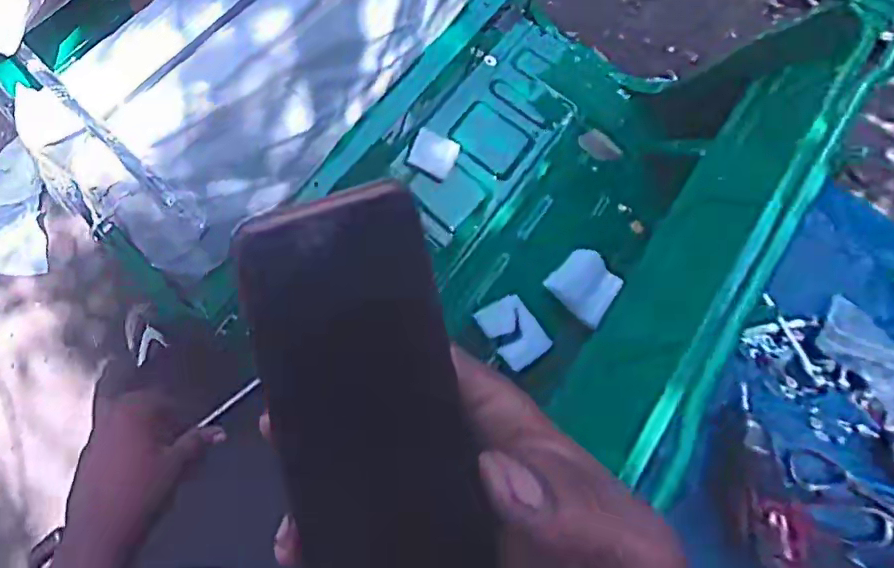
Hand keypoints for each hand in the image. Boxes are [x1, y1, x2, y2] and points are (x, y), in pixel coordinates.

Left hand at [54, 367, 225, 567]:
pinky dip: (125, 451)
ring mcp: (97, 432)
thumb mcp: (176, 467)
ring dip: (143, 437)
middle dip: (162, 425)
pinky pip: (112, 442)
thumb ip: (196, 444)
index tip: (192, 434)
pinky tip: (134, 474)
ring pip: (127, 425)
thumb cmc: (135, 496)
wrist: (100, 531)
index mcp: (134, 406)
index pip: (166, 401)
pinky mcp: (88, 454)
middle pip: (144, 409)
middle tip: (176, 447)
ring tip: (156, 462)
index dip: (183, 419)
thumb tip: (215, 433)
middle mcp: (112, 412)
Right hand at [271, 347, 684, 567]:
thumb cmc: (618, 557)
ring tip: (288, 519)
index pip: (421, 359)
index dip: (368, 347)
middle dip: (321, 418)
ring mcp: (431, 502)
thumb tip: (493, 476)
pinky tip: (301, 551)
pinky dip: (328, 540)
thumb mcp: (614, 529)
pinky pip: (365, 534)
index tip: (314, 354)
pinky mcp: (416, 542)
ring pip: (361, 477)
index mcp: (485, 416)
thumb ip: (568, 502)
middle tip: (274, 429)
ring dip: (317, 487)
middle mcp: (447, 450)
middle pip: (373, 416)